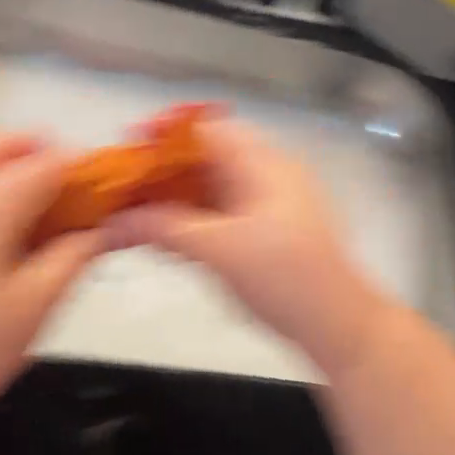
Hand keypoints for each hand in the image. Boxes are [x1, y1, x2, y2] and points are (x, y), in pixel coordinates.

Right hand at [107, 120, 393, 377]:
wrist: (338, 326)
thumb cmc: (287, 278)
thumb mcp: (221, 250)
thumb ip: (166, 229)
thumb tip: (115, 220)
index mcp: (264, 163)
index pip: (207, 128)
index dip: (166, 132)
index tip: (129, 144)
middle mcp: (266, 174)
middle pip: (205, 157)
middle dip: (162, 170)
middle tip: (121, 186)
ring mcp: (267, 204)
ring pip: (210, 188)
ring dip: (173, 198)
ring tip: (130, 213)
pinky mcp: (264, 233)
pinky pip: (219, 214)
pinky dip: (190, 221)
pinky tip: (160, 239)